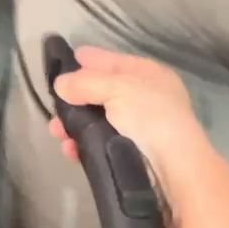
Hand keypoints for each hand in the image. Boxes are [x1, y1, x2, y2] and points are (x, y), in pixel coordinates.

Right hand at [48, 47, 212, 186]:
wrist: (173, 166)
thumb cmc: (150, 116)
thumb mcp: (118, 88)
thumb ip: (85, 83)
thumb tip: (60, 84)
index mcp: (149, 75)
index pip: (114, 62)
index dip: (90, 61)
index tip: (66, 60)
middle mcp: (145, 99)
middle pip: (102, 94)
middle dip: (76, 100)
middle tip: (55, 108)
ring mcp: (138, 129)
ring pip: (99, 122)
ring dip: (75, 126)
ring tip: (57, 133)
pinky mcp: (130, 154)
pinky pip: (101, 144)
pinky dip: (84, 145)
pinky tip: (70, 149)